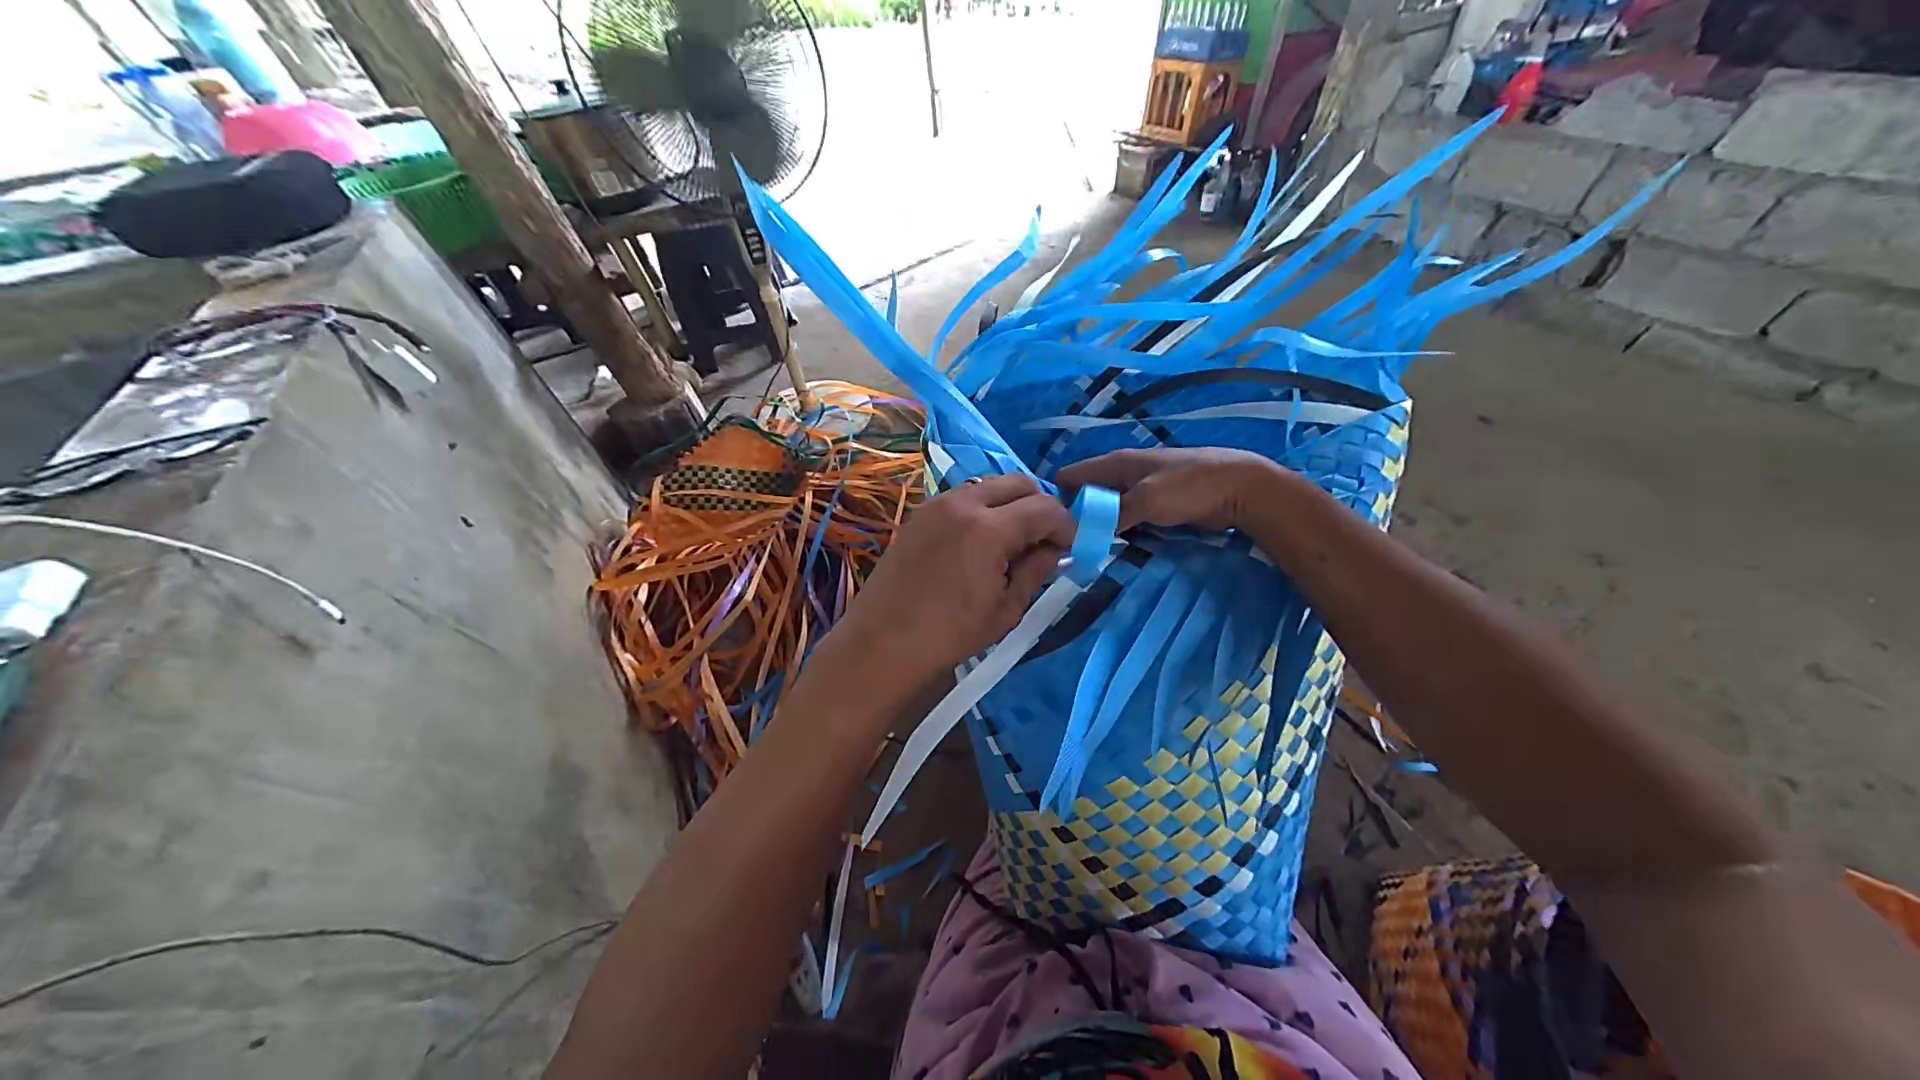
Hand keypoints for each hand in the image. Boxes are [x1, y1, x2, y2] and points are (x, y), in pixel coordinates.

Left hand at [826, 473, 1074, 693]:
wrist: (883, 640)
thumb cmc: (949, 634)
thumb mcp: (1006, 609)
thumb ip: (1035, 571)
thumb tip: (1053, 550)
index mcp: (989, 529)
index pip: (1045, 508)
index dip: (1066, 526)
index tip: (1071, 547)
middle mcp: (963, 503)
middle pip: (1019, 482)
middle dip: (1040, 506)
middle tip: (1044, 540)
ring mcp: (938, 503)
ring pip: (990, 484)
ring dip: (1011, 504)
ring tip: (1013, 541)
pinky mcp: (921, 512)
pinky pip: (964, 496)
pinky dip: (983, 508)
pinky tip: (981, 542)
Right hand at [1058, 448, 1288, 532]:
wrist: (1241, 487)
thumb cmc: (1190, 487)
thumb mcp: (1145, 501)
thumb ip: (1113, 516)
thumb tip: (1084, 534)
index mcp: (1117, 462)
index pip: (1071, 475)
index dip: (1057, 496)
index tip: (1049, 525)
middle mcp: (1124, 472)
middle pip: (1088, 494)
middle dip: (1078, 516)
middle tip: (1067, 545)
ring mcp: (1142, 488)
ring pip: (1108, 508)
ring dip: (1100, 526)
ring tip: (1087, 550)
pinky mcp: (1157, 504)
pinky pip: (1128, 517)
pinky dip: (1121, 530)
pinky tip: (1116, 546)